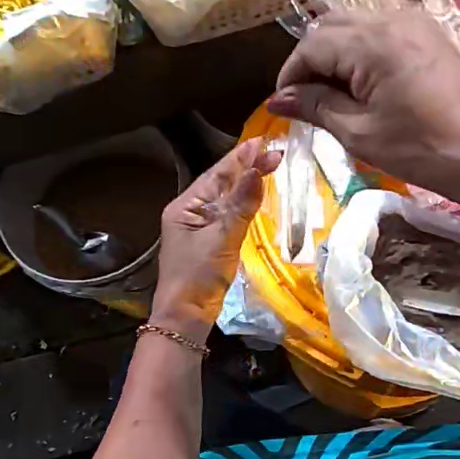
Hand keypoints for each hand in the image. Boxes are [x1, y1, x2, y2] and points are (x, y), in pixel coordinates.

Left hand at [150, 138, 282, 342]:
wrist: (186, 316)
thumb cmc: (198, 276)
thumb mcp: (222, 238)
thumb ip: (241, 205)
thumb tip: (258, 170)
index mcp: (185, 206)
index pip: (217, 174)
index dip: (241, 158)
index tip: (264, 142)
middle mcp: (190, 212)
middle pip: (220, 183)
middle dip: (246, 167)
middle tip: (274, 153)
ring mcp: (199, 229)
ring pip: (225, 199)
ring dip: (246, 183)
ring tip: (268, 167)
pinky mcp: (209, 244)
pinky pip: (228, 216)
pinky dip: (243, 205)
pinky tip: (255, 199)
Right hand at [265, 8, 459, 196]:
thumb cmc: (420, 148)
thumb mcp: (359, 132)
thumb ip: (316, 107)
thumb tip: (278, 100)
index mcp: (371, 42)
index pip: (311, 45)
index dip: (291, 75)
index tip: (284, 107)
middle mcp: (390, 19)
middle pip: (330, 26)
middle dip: (310, 61)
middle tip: (305, 101)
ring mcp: (412, 23)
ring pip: (354, 25)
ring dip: (334, 55)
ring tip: (331, 96)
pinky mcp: (426, 34)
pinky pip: (379, 31)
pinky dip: (359, 52)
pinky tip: (360, 85)